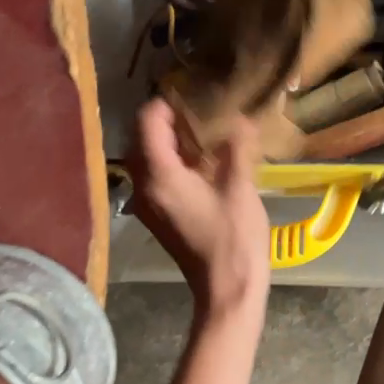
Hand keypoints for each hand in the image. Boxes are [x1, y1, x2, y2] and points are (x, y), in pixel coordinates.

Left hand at [128, 99, 270, 320]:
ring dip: (170, 142)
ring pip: (148, 160)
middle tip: (200, 109)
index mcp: (160, 177)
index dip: (165, 104)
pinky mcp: (160, 216)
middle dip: (166, 122)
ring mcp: (149, 205)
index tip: (192, 93)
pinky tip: (204, 162)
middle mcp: (144, 188)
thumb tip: (240, 120)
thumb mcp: (241, 188)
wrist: (226, 290)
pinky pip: (157, 177)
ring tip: (205, 131)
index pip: (147, 124)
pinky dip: (173, 162)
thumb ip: (237, 149)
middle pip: (142, 141)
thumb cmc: (234, 238)